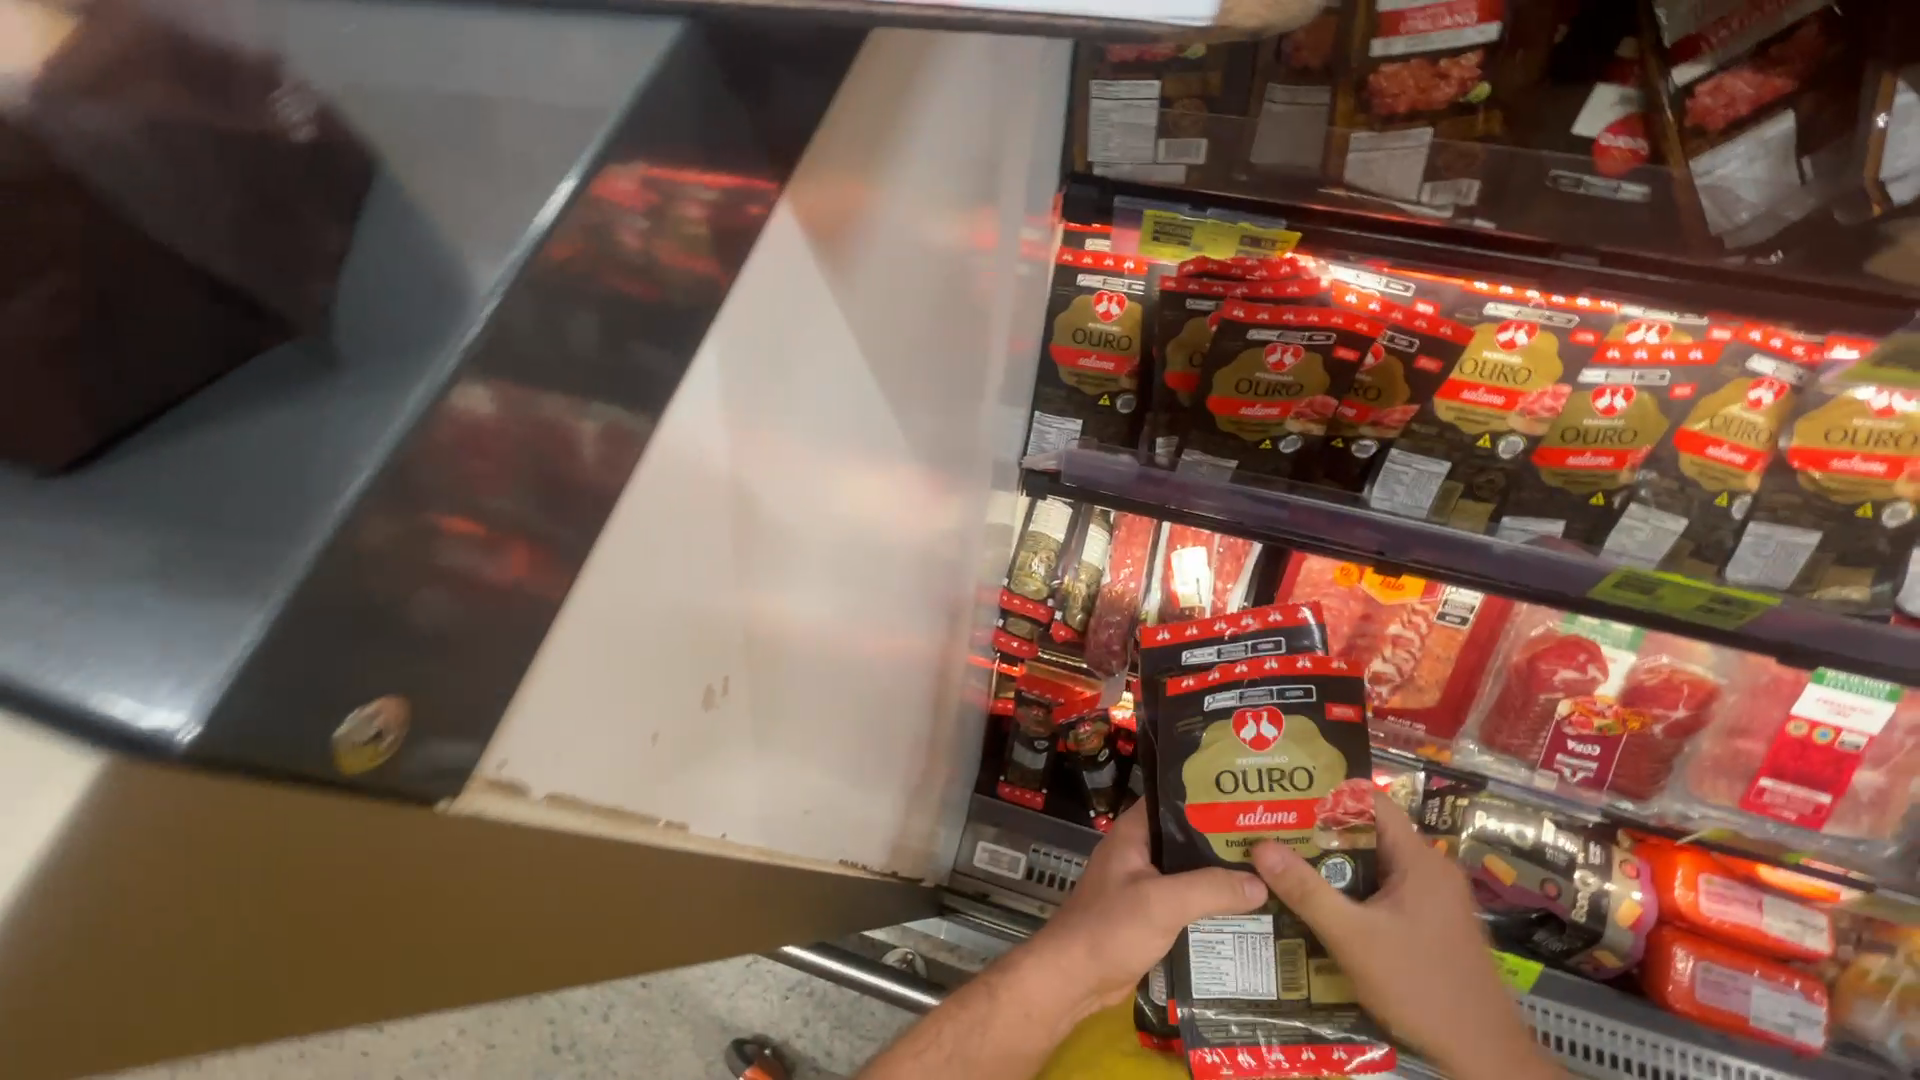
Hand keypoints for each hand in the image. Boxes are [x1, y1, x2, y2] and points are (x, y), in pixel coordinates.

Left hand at [1020, 800, 1266, 1023]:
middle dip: (1223, 839)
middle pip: (1186, 836)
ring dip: (1219, 874)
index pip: (1173, 799)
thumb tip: (1261, 883)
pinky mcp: (1149, 912)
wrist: (1074, 978)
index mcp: (1133, 833)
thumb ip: (1210, 889)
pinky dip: (1210, 901)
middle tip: (1270, 840)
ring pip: (1188, 870)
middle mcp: (1138, 852)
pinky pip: (1185, 899)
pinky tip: (1245, 909)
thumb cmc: (1110, 929)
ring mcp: (1142, 883)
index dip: (1208, 796)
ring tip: (1268, 872)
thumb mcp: (1163, 903)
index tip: (1248, 800)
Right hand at [1248, 793, 1558, 1079]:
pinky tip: (1317, 906)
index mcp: (1420, 860)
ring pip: (1373, 866)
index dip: (1326, 796)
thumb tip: (1260, 847)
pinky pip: (1382, 892)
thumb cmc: (1420, 987)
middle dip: (1318, 834)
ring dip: (1331, 866)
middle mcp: (1430, 870)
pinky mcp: (1430, 924)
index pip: (1370, 802)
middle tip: (1270, 834)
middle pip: (1367, 834)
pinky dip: (1350, 892)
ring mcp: (1433, 899)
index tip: (1283, 800)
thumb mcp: (1353, 938)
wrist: (1483, 1055)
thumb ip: (1306, 891)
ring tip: (1282, 865)